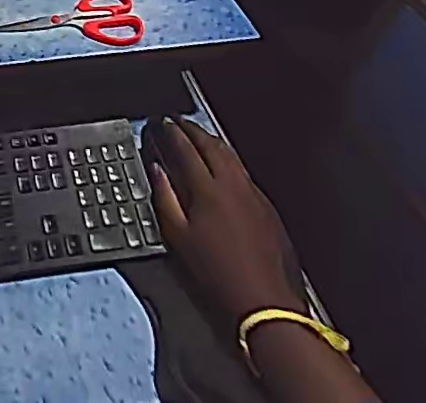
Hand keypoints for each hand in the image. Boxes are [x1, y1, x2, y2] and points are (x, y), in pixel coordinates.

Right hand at [143, 117, 302, 320]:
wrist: (266, 304)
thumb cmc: (218, 275)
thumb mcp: (178, 237)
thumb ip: (164, 197)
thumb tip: (157, 171)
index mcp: (208, 190)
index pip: (186, 149)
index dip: (172, 132)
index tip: (162, 124)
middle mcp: (234, 186)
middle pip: (212, 145)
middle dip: (193, 129)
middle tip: (179, 121)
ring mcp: (255, 196)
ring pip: (232, 156)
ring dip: (213, 141)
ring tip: (199, 136)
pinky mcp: (269, 209)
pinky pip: (245, 173)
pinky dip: (229, 161)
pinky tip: (223, 167)